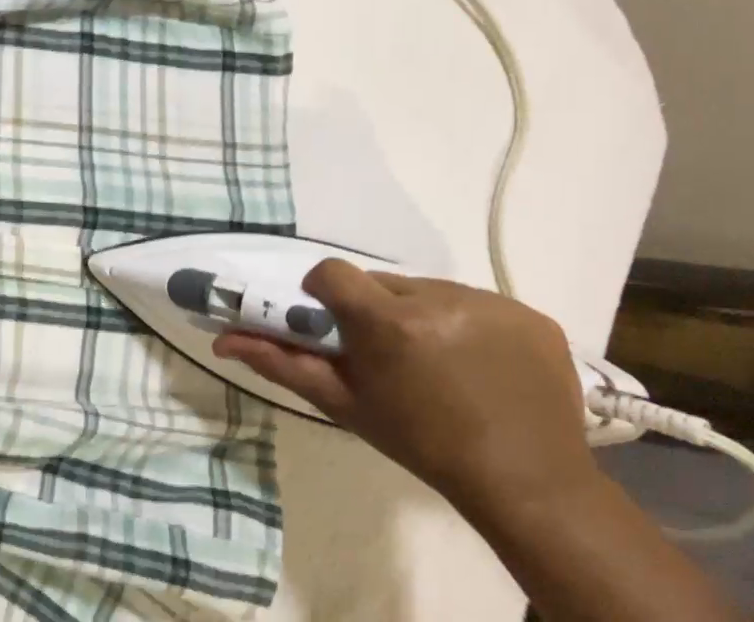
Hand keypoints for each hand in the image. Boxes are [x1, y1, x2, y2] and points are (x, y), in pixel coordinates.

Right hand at [214, 259, 598, 509]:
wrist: (528, 482)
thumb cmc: (420, 442)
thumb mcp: (343, 403)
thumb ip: (280, 362)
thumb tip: (221, 340)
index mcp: (389, 321)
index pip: (332, 272)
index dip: (324, 294)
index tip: (334, 326)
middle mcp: (440, 299)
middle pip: (382, 282)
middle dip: (374, 309)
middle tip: (385, 353)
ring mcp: (493, 305)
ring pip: (429, 291)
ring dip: (420, 315)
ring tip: (434, 362)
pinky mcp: (532, 316)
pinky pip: (478, 304)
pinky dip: (468, 325)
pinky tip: (478, 364)